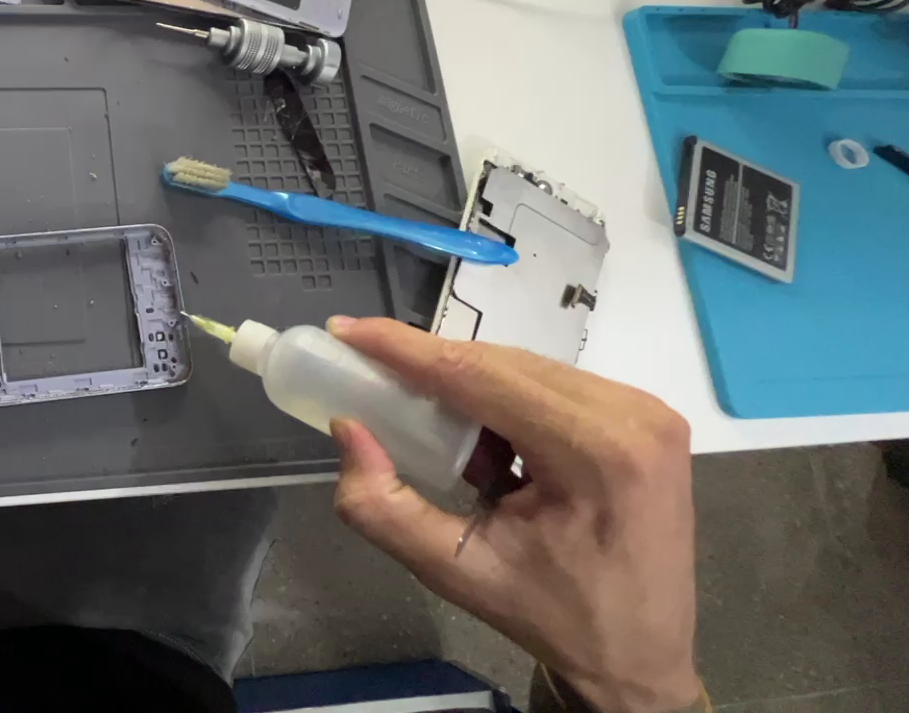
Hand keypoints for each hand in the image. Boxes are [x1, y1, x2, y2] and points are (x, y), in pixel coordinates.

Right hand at [326, 317, 698, 712]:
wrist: (641, 655)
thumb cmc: (548, 613)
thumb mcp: (449, 568)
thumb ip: (379, 505)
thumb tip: (347, 425)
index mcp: (597, 454)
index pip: (475, 374)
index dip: (401, 346)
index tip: (343, 330)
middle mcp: (630, 415)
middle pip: (492, 360)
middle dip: (421, 360)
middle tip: (364, 370)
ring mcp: (643, 409)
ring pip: (512, 362)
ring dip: (455, 377)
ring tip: (420, 415)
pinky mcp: (640, 412)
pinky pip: (537, 376)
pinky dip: (489, 390)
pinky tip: (476, 431)